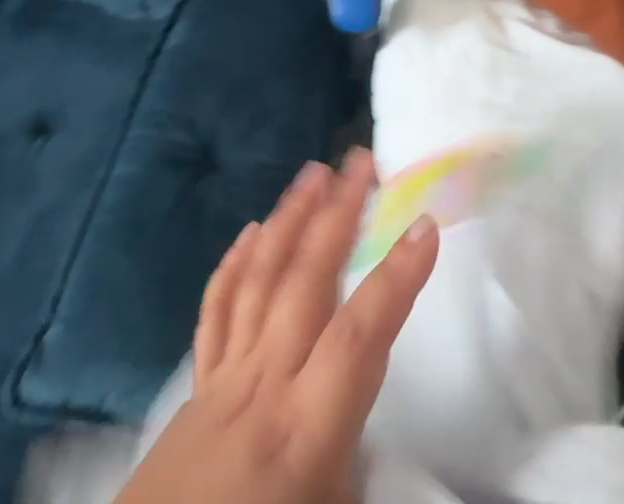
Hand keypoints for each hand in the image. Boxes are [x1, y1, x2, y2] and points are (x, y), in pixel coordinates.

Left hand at [115, 147, 438, 503]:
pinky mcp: (198, 385)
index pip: (360, 335)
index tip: (426, 226)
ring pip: (259, 280)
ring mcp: (224, 378)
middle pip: (305, 282)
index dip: (396, 279)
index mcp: (308, 427)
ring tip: (311, 174)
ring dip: (288, 220)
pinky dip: (235, 265)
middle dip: (337, 215)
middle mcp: (265, 384)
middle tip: (360, 161)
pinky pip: (217, 310)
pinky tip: (250, 232)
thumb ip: (361, 462)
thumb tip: (374, 423)